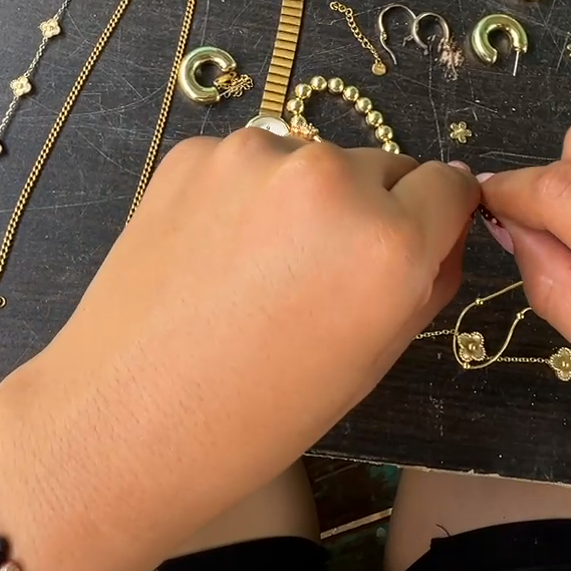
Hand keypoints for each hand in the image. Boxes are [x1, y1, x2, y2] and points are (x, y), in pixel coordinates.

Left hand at [0, 130, 477, 570]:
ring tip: (255, 261)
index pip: (449, 185)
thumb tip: (443, 228)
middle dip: (370, 208)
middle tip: (320, 267)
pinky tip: (211, 246)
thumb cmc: (259, 416)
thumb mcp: (372, 358)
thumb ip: (426, 280)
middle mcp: (329, 177)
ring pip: (314, 161)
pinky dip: (246, 193)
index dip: (433, 216)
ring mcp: (255, 154)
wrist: (120, 420)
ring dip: (305, 196)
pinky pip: (252, 161)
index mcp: (388, 241)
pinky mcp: (196, 150)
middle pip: (382, 168)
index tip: (413, 237)